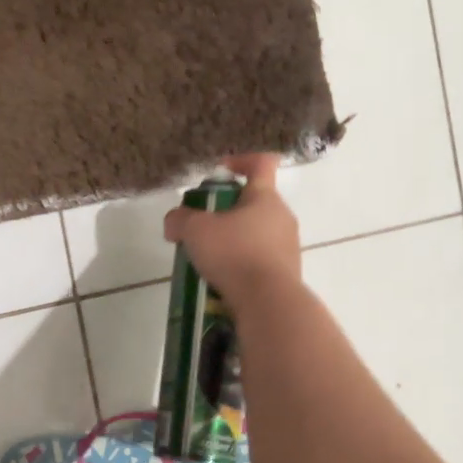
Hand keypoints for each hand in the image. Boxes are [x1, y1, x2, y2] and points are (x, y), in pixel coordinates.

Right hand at [163, 154, 299, 302]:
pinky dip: (239, 262)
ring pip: (255, 232)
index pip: (261, 163)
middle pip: (253, 202)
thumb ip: (179, 219)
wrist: (268, 301)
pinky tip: (220, 278)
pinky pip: (258, 258)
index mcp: (264, 197)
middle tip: (200, 226)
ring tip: (206, 258)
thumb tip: (174, 221)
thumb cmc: (233, 254)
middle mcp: (281, 217)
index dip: (240, 161)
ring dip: (231, 239)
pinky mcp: (286, 272)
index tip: (219, 171)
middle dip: (225, 210)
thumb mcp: (195, 231)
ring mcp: (287, 246)